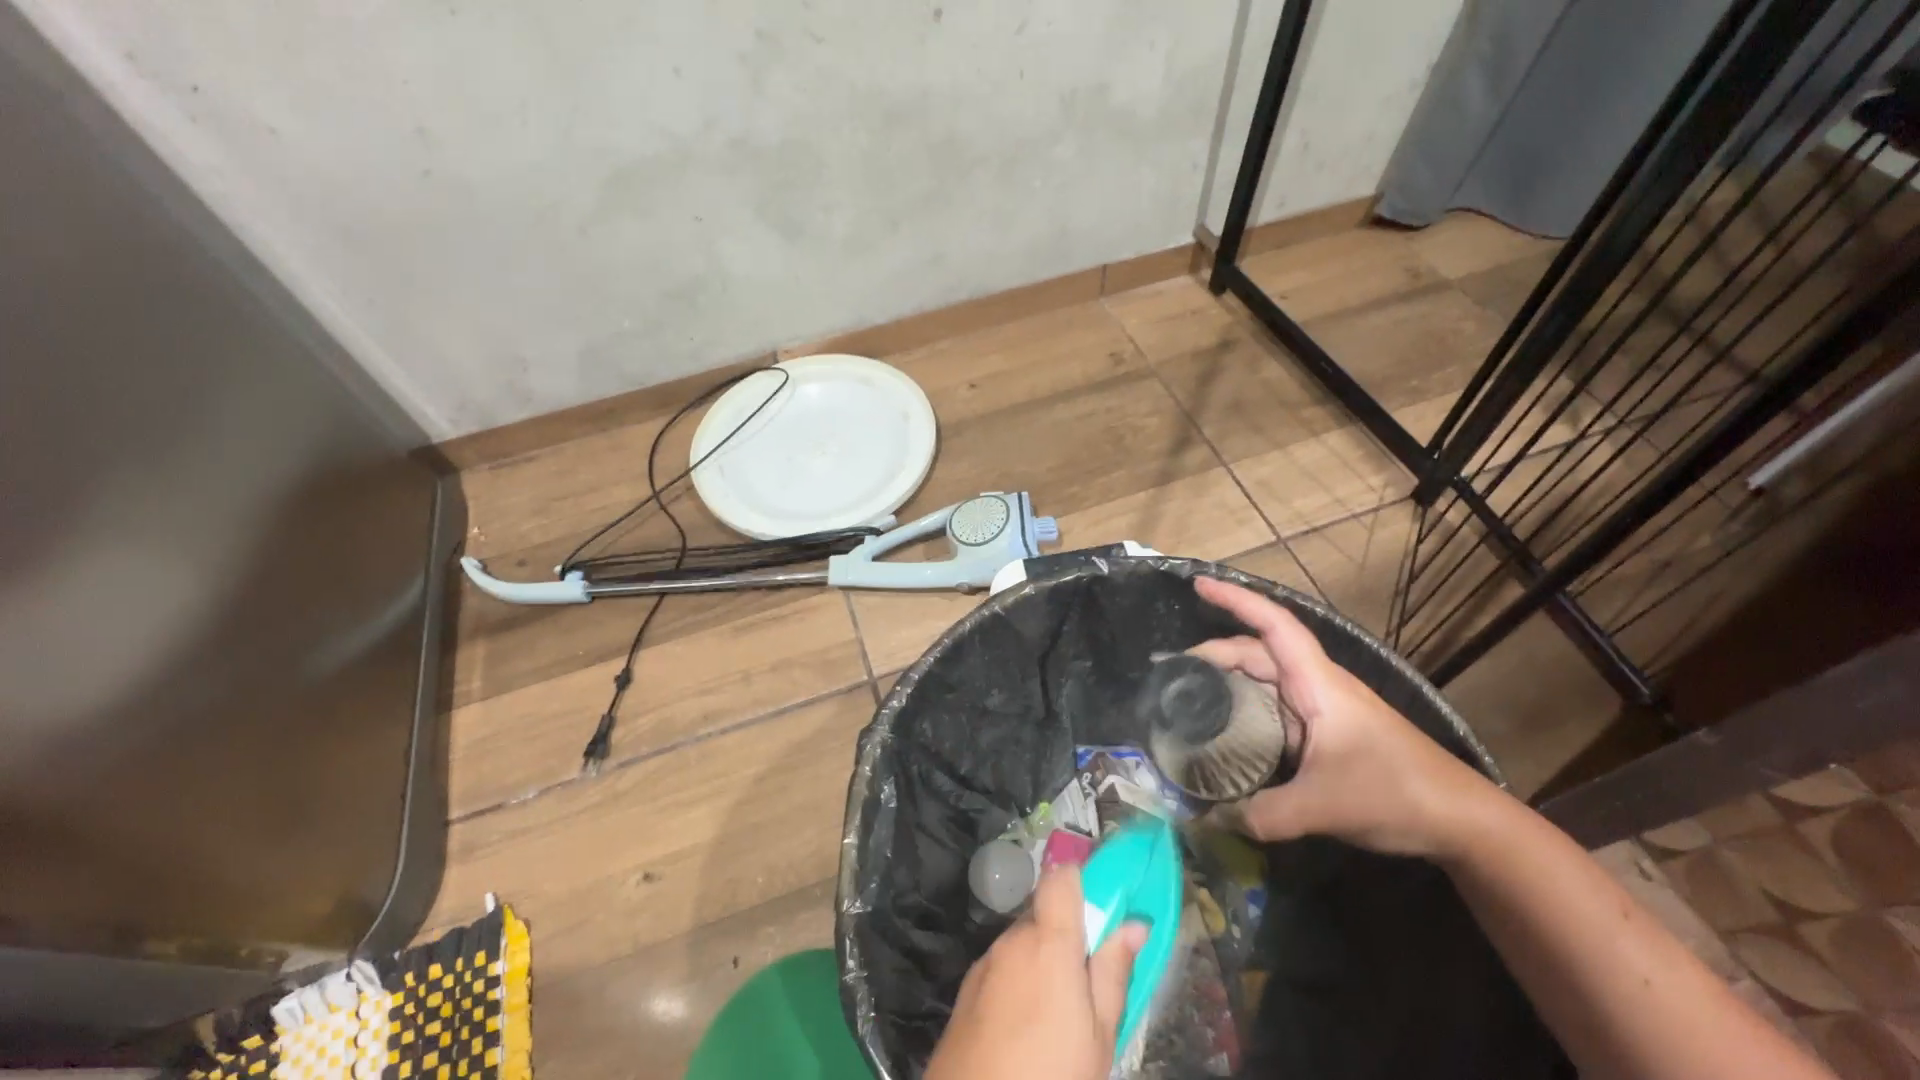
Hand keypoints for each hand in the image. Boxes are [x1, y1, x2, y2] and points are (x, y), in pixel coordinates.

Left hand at [925, 867, 1147, 1079]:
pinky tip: (1026, 1023)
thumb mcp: (1099, 1033)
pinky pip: (1001, 968)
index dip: (1081, 882)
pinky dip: (1018, 981)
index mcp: (1048, 943)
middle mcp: (1011, 941)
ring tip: (1059, 1012)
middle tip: (1089, 978)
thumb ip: (1113, 972)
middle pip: (1043, 914)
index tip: (1103, 907)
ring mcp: (984, 963)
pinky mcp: (966, 989)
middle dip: (1067, 935)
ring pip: (1021, 943)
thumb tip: (1134, 924)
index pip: (1061, 878)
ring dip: (1042, 960)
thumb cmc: (1050, 1072)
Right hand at [1191, 577, 1504, 859]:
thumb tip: (1207, 820)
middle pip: (1259, 654)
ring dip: (1229, 684)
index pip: (1273, 625)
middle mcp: (1318, 688)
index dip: (1236, 600)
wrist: (1460, 818)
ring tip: (1188, 701)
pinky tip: (1226, 737)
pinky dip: (1245, 714)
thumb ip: (1261, 814)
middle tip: (1170, 674)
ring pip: (1266, 683)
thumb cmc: (1395, 792)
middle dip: (1214, 654)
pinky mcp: (1328, 735)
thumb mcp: (1322, 806)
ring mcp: (1324, 711)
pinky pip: (1276, 712)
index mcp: (1318, 684)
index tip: (1198, 585)